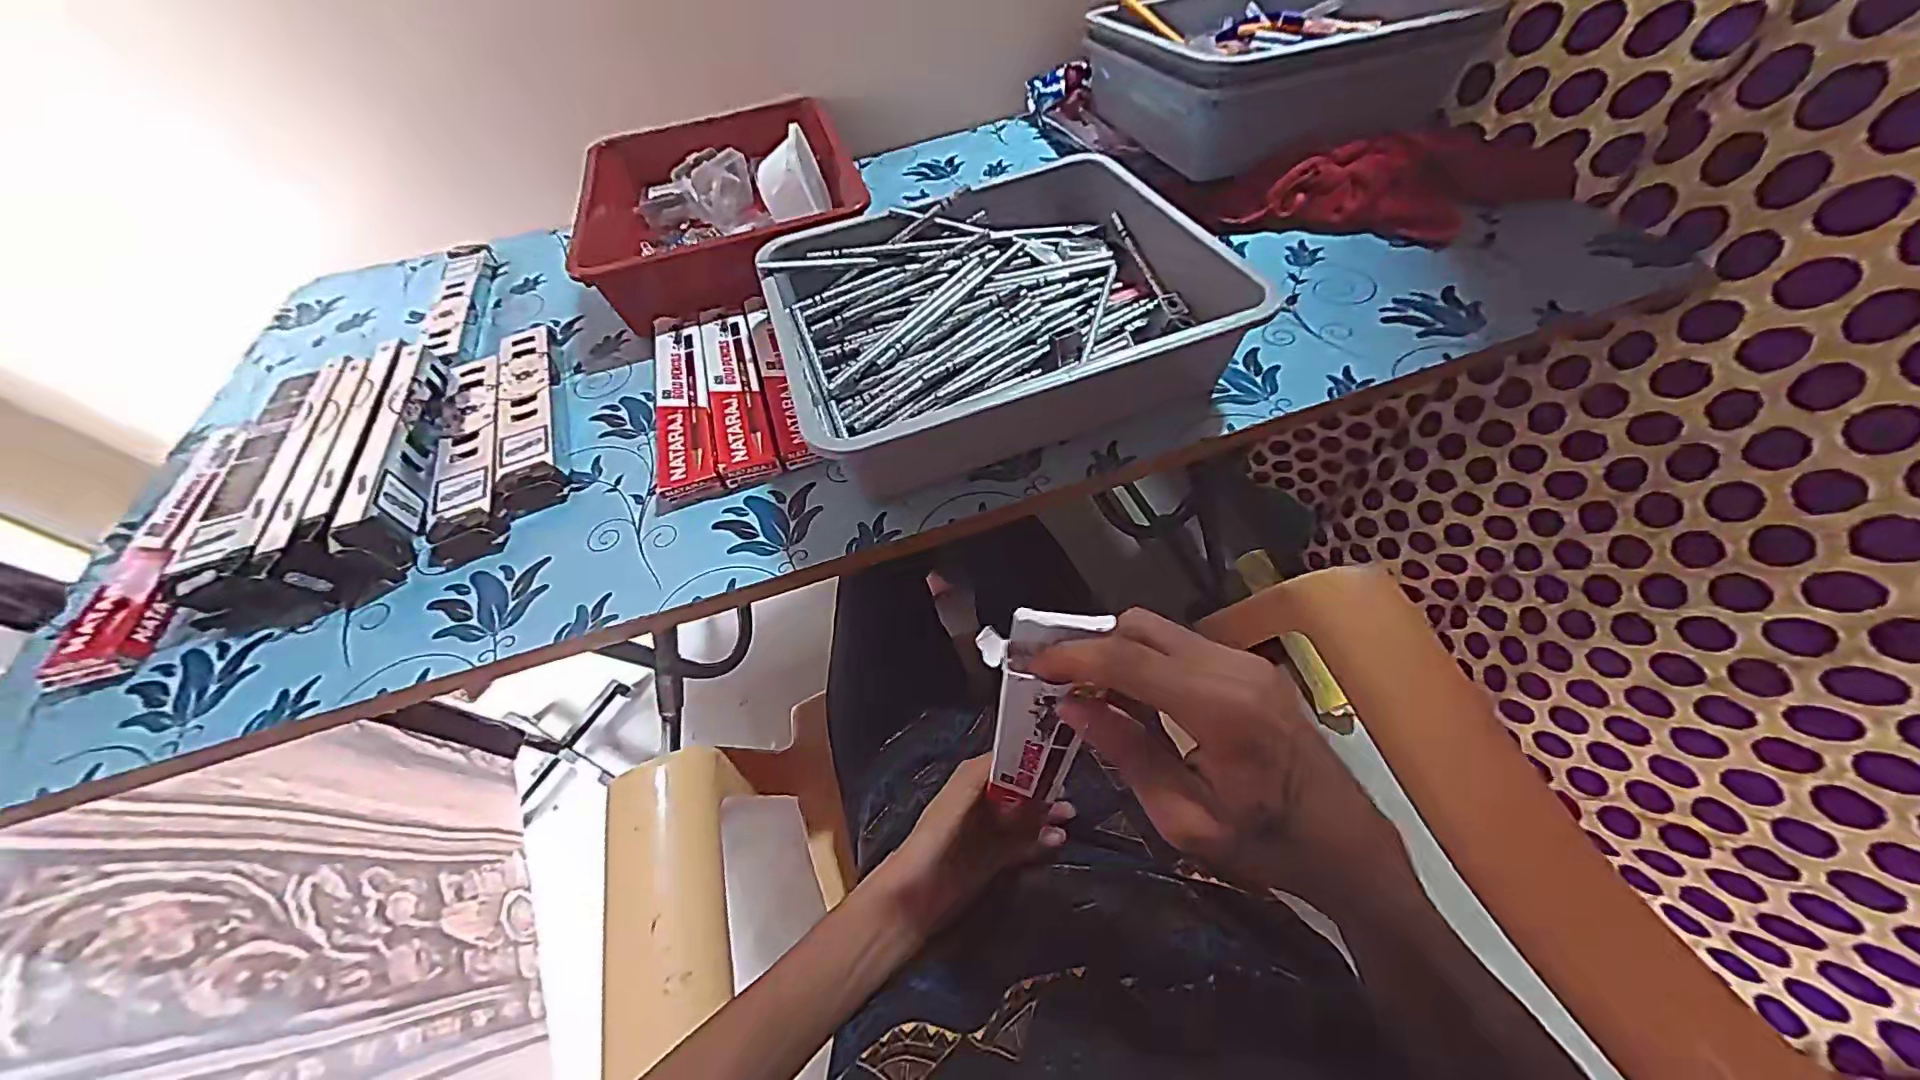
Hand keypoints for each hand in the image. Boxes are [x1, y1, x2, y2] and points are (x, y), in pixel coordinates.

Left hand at [864, 754, 1074, 937]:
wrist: (914, 898)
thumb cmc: (933, 841)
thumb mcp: (957, 799)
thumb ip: (982, 776)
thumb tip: (1016, 755)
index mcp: (971, 781)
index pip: (1006, 761)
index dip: (1029, 759)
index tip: (1057, 758)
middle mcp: (982, 802)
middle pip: (1020, 789)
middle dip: (1044, 788)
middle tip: (1066, 792)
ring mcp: (990, 832)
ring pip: (1026, 817)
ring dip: (1046, 814)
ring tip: (1067, 816)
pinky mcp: (995, 859)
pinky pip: (1024, 844)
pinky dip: (1041, 840)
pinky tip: (1057, 840)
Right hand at [1028, 609, 1411, 908]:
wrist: (1348, 845)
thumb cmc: (1267, 847)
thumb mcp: (1183, 819)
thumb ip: (1125, 753)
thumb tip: (1071, 706)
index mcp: (1220, 709)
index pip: (1127, 657)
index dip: (1071, 656)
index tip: (1032, 664)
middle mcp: (1234, 668)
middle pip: (1139, 627)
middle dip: (1088, 644)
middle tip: (1052, 675)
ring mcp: (1246, 662)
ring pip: (1158, 630)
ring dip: (1114, 650)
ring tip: (1083, 685)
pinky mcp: (1250, 667)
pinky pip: (1180, 646)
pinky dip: (1142, 659)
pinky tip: (1128, 693)